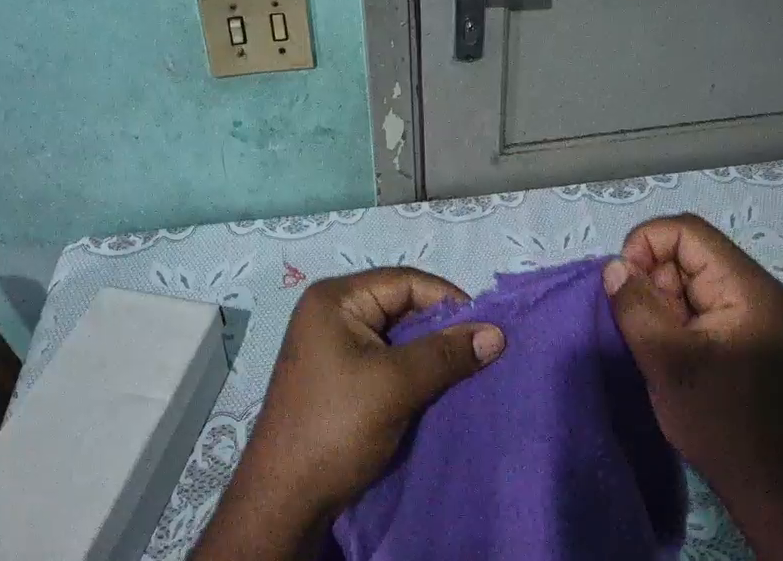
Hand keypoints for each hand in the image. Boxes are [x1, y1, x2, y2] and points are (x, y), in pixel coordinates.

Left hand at [193, 267, 504, 560]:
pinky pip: (386, 359)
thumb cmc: (336, 427)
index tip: (486, 328)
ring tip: (466, 370)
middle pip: (401, 305)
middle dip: (441, 328)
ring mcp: (333, 346)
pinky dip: (413, 370)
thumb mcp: (396, 384)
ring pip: (397, 336)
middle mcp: (331, 313)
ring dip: (430, 352)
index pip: (405, 282)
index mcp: (335, 299)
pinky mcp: (339, 376)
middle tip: (480, 351)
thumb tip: (498, 332)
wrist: (284, 500)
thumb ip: (447, 354)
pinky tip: (439, 387)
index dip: (448, 300)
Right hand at [606, 214, 782, 558]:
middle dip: (653, 280)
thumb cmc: (720, 421)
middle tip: (648, 329)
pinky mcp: (741, 333)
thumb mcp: (667, 361)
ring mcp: (749, 311)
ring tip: (662, 347)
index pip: (685, 231)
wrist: (769, 487)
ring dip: (661, 303)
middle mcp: (753, 287)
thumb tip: (614, 266)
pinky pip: (697, 304)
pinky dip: (675, 320)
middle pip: (686, 252)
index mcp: (746, 285)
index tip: (624, 289)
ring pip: (687, 278)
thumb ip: (635, 306)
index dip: (645, 246)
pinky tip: (673, 354)